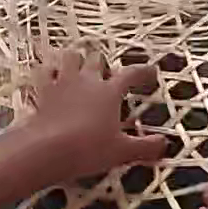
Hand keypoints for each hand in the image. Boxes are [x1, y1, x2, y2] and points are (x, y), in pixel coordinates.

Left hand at [22, 48, 167, 182]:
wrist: (46, 150)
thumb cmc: (88, 149)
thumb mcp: (122, 152)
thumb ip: (145, 147)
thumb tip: (165, 144)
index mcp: (110, 91)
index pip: (131, 74)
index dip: (143, 71)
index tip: (151, 72)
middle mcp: (87, 80)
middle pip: (98, 58)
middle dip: (104, 63)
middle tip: (108, 75)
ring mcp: (63, 82)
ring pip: (71, 57)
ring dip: (77, 59)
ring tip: (80, 66)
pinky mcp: (42, 91)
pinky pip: (44, 71)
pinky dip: (48, 71)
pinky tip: (50, 74)